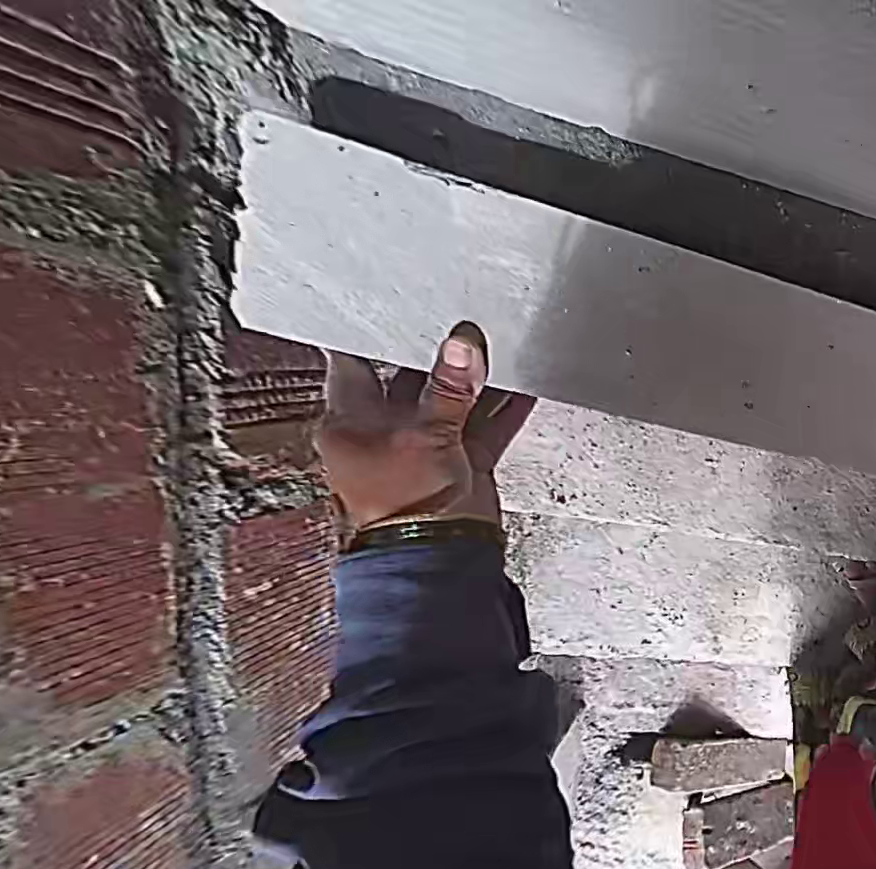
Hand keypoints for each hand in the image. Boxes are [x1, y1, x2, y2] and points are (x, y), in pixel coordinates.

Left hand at [316, 320, 535, 529]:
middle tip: (457, 325)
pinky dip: (504, 412)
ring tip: (498, 352)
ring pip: (456, 405)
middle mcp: (389, 432)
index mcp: (353, 422)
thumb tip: (464, 343)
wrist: (441, 553)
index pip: (355, 365)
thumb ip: (449, 388)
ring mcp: (429, 448)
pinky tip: (522, 390)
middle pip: (413, 382)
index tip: (391, 307)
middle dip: (437, 359)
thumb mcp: (425, 434)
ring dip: (478, 385)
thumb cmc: (406, 503)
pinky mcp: (464, 462)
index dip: (372, 337)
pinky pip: (486, 429)